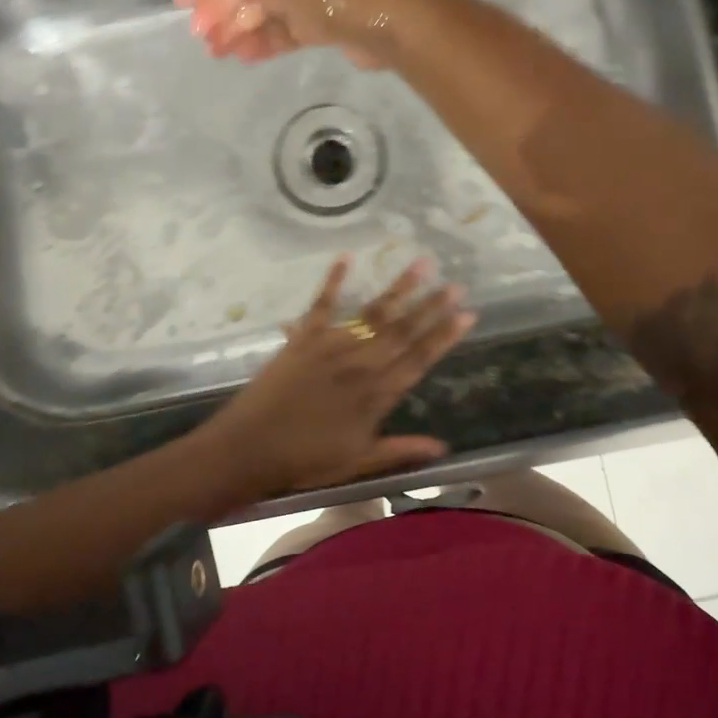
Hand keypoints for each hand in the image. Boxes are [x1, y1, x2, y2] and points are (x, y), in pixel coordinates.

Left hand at [202, 256, 475, 496]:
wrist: (250, 449)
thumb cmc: (305, 461)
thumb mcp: (358, 461)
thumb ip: (399, 449)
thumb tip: (442, 447)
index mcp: (376, 395)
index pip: (419, 359)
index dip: (444, 336)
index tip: (468, 313)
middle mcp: (360, 365)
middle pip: (402, 331)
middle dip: (431, 306)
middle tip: (455, 282)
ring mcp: (331, 347)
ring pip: (372, 313)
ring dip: (398, 288)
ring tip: (421, 263)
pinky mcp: (302, 339)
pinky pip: (320, 304)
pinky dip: (333, 280)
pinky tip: (346, 257)